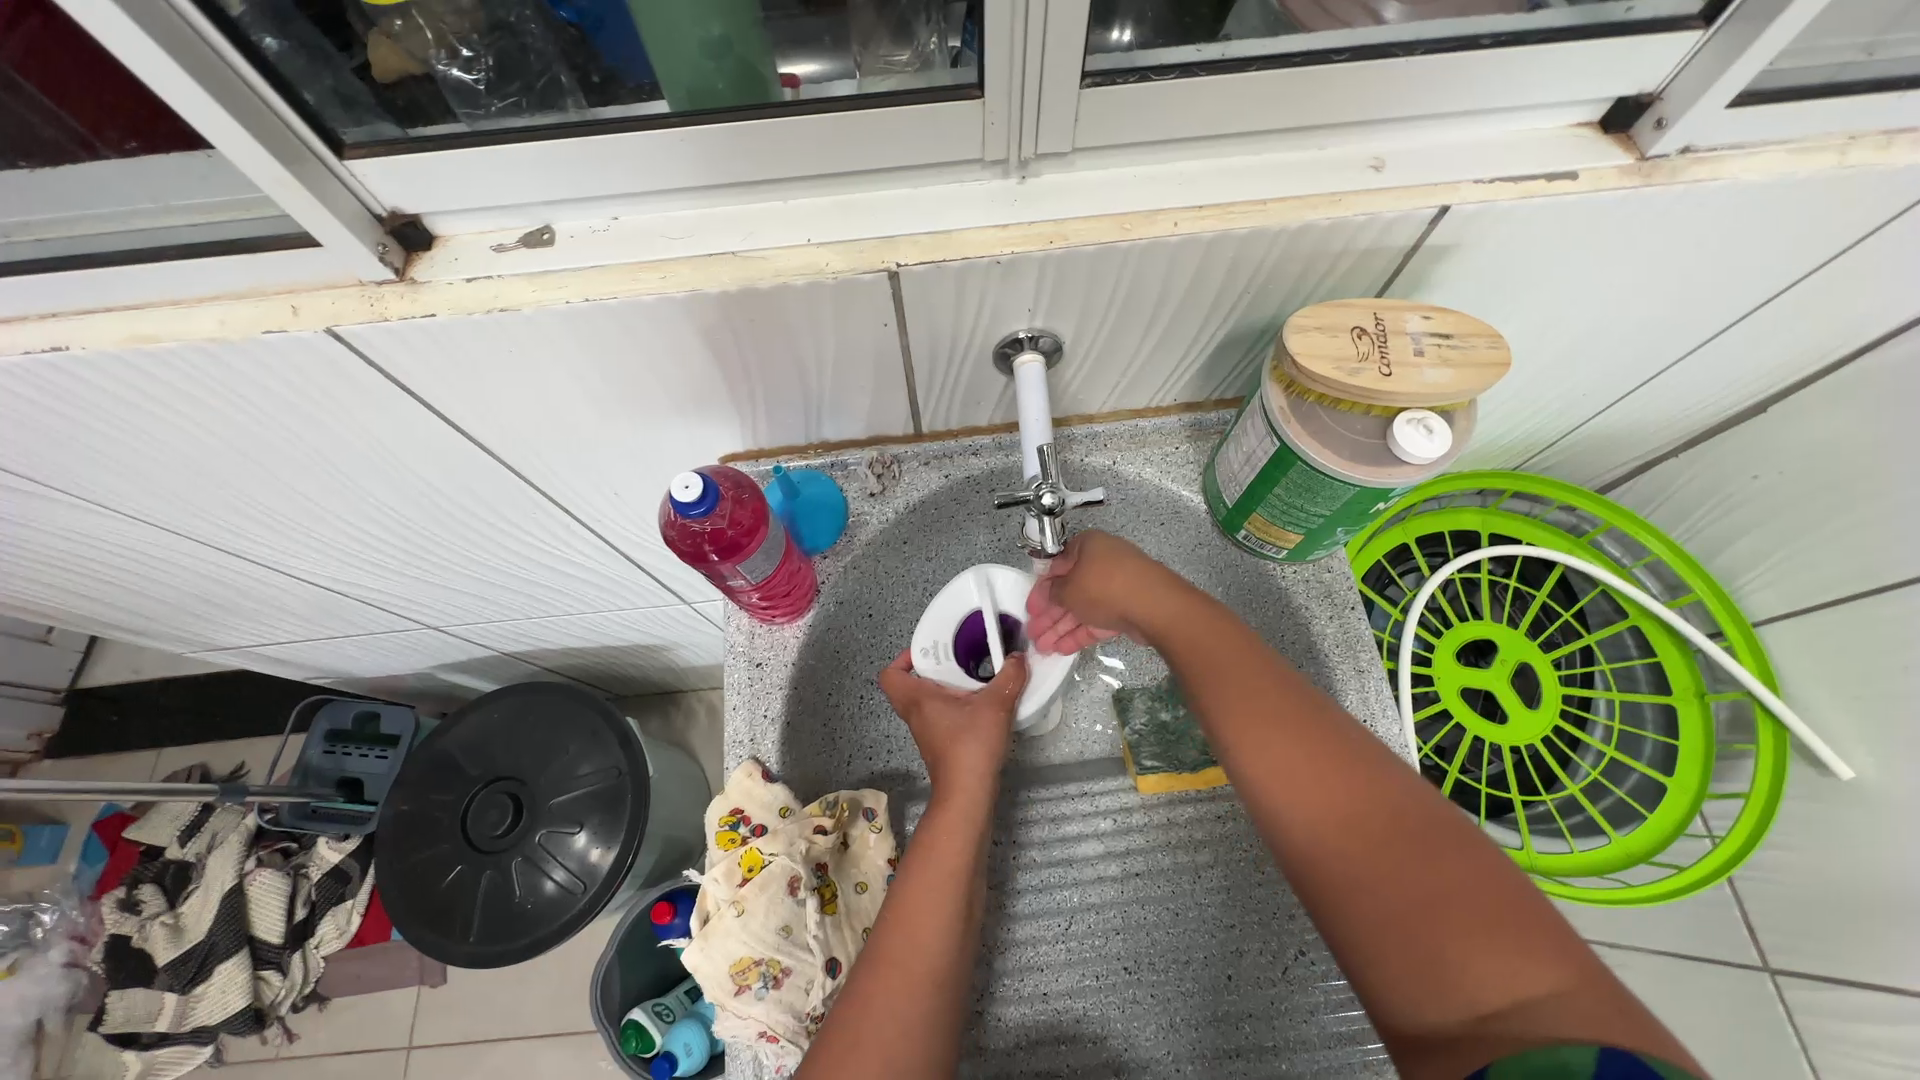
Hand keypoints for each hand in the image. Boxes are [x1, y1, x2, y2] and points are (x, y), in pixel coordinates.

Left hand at [879, 649, 1027, 796]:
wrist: (968, 793)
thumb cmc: (971, 745)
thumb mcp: (995, 705)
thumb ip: (1009, 677)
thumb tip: (1018, 657)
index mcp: (917, 699)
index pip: (890, 675)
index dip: (903, 659)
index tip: (928, 652)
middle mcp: (915, 714)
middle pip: (909, 685)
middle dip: (931, 669)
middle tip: (955, 660)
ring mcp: (926, 731)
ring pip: (925, 702)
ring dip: (944, 689)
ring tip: (971, 678)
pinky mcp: (939, 744)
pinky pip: (939, 716)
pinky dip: (954, 707)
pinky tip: (979, 705)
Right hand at [1025, 530, 1182, 653]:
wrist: (1154, 605)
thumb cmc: (1104, 586)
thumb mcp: (1068, 589)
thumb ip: (1053, 592)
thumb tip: (1049, 593)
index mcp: (1087, 546)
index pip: (1056, 567)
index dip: (1040, 590)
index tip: (1030, 608)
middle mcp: (1102, 563)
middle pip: (1069, 591)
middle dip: (1049, 615)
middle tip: (1032, 633)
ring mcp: (1116, 587)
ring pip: (1082, 609)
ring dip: (1060, 628)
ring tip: (1043, 649)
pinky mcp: (1126, 609)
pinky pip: (1097, 620)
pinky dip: (1079, 633)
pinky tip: (1061, 649)